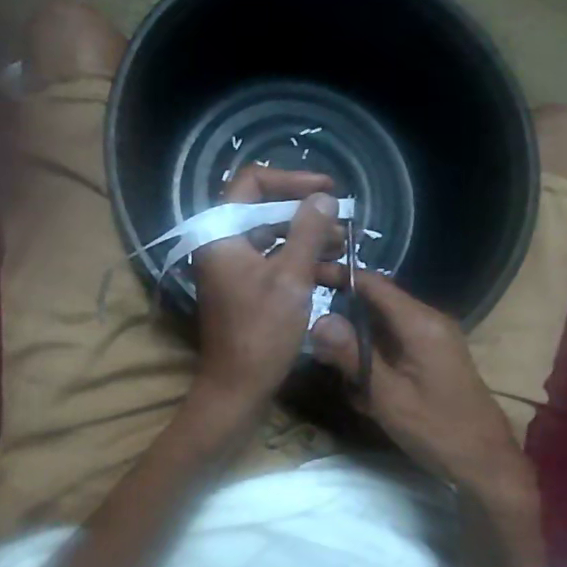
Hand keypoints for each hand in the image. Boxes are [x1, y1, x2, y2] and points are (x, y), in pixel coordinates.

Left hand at [190, 167, 343, 408]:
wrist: (237, 387)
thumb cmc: (262, 331)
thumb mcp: (292, 278)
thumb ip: (309, 231)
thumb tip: (324, 197)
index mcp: (220, 233)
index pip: (252, 182)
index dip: (292, 179)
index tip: (328, 189)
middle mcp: (220, 243)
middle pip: (265, 209)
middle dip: (307, 214)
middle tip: (344, 226)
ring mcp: (230, 265)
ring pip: (273, 236)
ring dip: (309, 239)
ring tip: (346, 250)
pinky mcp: (242, 285)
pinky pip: (273, 260)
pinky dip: (300, 261)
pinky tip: (334, 272)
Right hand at [307, 269, 522, 487]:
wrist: (485, 464)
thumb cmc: (436, 429)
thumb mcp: (386, 395)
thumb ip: (352, 355)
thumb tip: (319, 320)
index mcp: (420, 323)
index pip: (374, 283)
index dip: (339, 276)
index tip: (306, 278)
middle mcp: (428, 322)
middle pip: (375, 303)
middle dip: (342, 318)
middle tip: (312, 340)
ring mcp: (432, 340)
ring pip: (380, 326)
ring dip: (355, 344)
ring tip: (335, 372)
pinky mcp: (431, 357)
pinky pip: (392, 345)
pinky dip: (371, 359)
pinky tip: (361, 390)